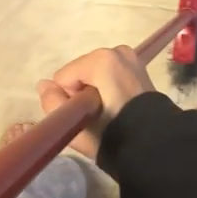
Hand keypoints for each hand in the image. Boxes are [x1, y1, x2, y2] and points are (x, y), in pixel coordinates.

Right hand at [35, 45, 154, 159]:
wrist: (153, 146)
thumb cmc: (111, 134)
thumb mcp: (76, 123)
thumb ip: (53, 102)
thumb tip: (43, 85)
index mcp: (102, 59)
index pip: (64, 77)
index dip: (68, 99)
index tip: (83, 117)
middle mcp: (117, 51)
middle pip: (80, 73)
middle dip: (82, 93)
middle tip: (96, 118)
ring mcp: (131, 58)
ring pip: (94, 75)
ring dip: (95, 92)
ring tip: (108, 114)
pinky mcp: (138, 68)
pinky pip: (110, 76)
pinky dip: (108, 89)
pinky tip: (117, 107)